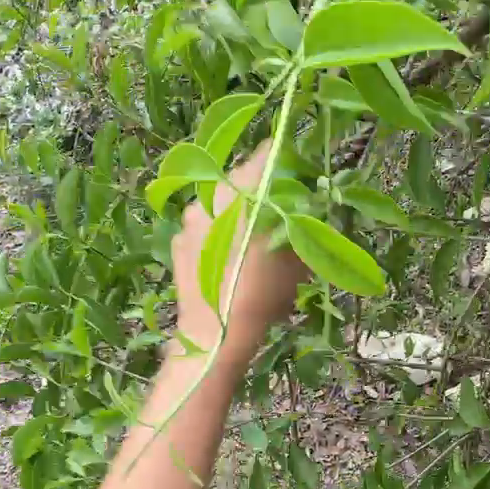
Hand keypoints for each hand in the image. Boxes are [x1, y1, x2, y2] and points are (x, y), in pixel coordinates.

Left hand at [170, 142, 307, 355]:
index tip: (299, 183)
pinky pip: (203, 226)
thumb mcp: (296, 260)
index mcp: (244, 187)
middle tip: (277, 219)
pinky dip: (216, 235)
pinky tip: (227, 261)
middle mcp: (212, 191)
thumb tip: (312, 204)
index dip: (287, 165)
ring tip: (250, 245)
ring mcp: (190, 215)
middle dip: (261, 193)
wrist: (215, 335)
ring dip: (236, 213)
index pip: (270, 153)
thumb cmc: (261, 295)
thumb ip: (304, 224)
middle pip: (242, 178)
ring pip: (220, 202)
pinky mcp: (177, 239)